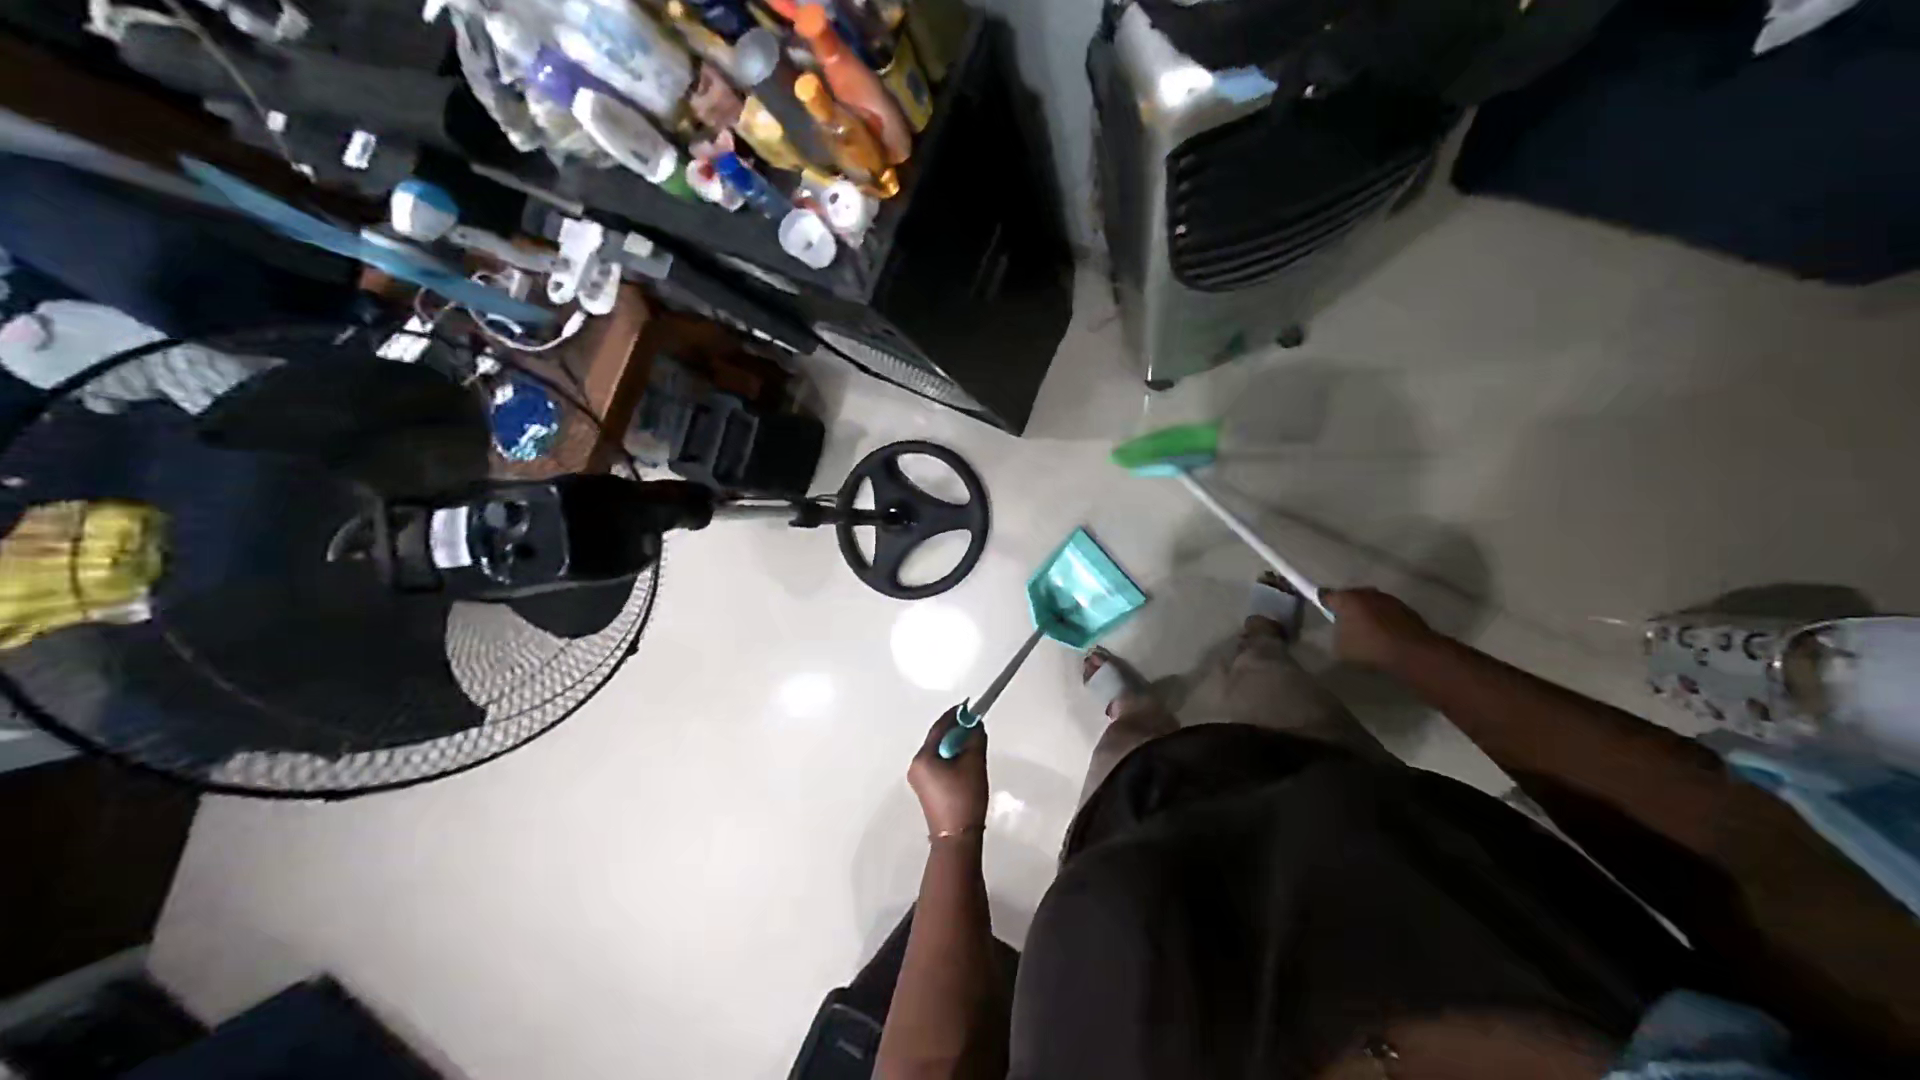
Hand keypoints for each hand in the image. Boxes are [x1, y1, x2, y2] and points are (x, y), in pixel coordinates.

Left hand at [908, 708, 988, 836]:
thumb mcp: (974, 764)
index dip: (955, 715)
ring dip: (955, 746)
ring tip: (974, 743)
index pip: (939, 728)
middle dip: (956, 731)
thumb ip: (974, 738)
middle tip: (975, 725)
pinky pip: (939, 765)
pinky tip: (966, 762)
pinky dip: (952, 759)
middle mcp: (916, 766)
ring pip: (939, 753)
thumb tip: (974, 724)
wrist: (958, 838)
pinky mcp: (927, 789)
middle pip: (937, 740)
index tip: (969, 706)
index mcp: (922, 758)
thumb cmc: (964, 798)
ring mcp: (920, 779)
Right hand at [1323, 587, 1440, 670]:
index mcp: (1348, 598)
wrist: (1414, 653)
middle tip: (1346, 624)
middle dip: (1348, 607)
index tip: (1326, 613)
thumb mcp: (1340, 646)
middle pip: (1352, 597)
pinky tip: (1385, 636)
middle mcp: (1368, 593)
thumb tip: (1341, 628)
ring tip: (1368, 632)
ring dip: (1368, 613)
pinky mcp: (1407, 610)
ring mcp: (1390, 600)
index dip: (1325, 604)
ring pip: (1372, 603)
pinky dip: (1384, 620)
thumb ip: (1337, 632)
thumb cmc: (1370, 647)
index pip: (1328, 596)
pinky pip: (1388, 613)